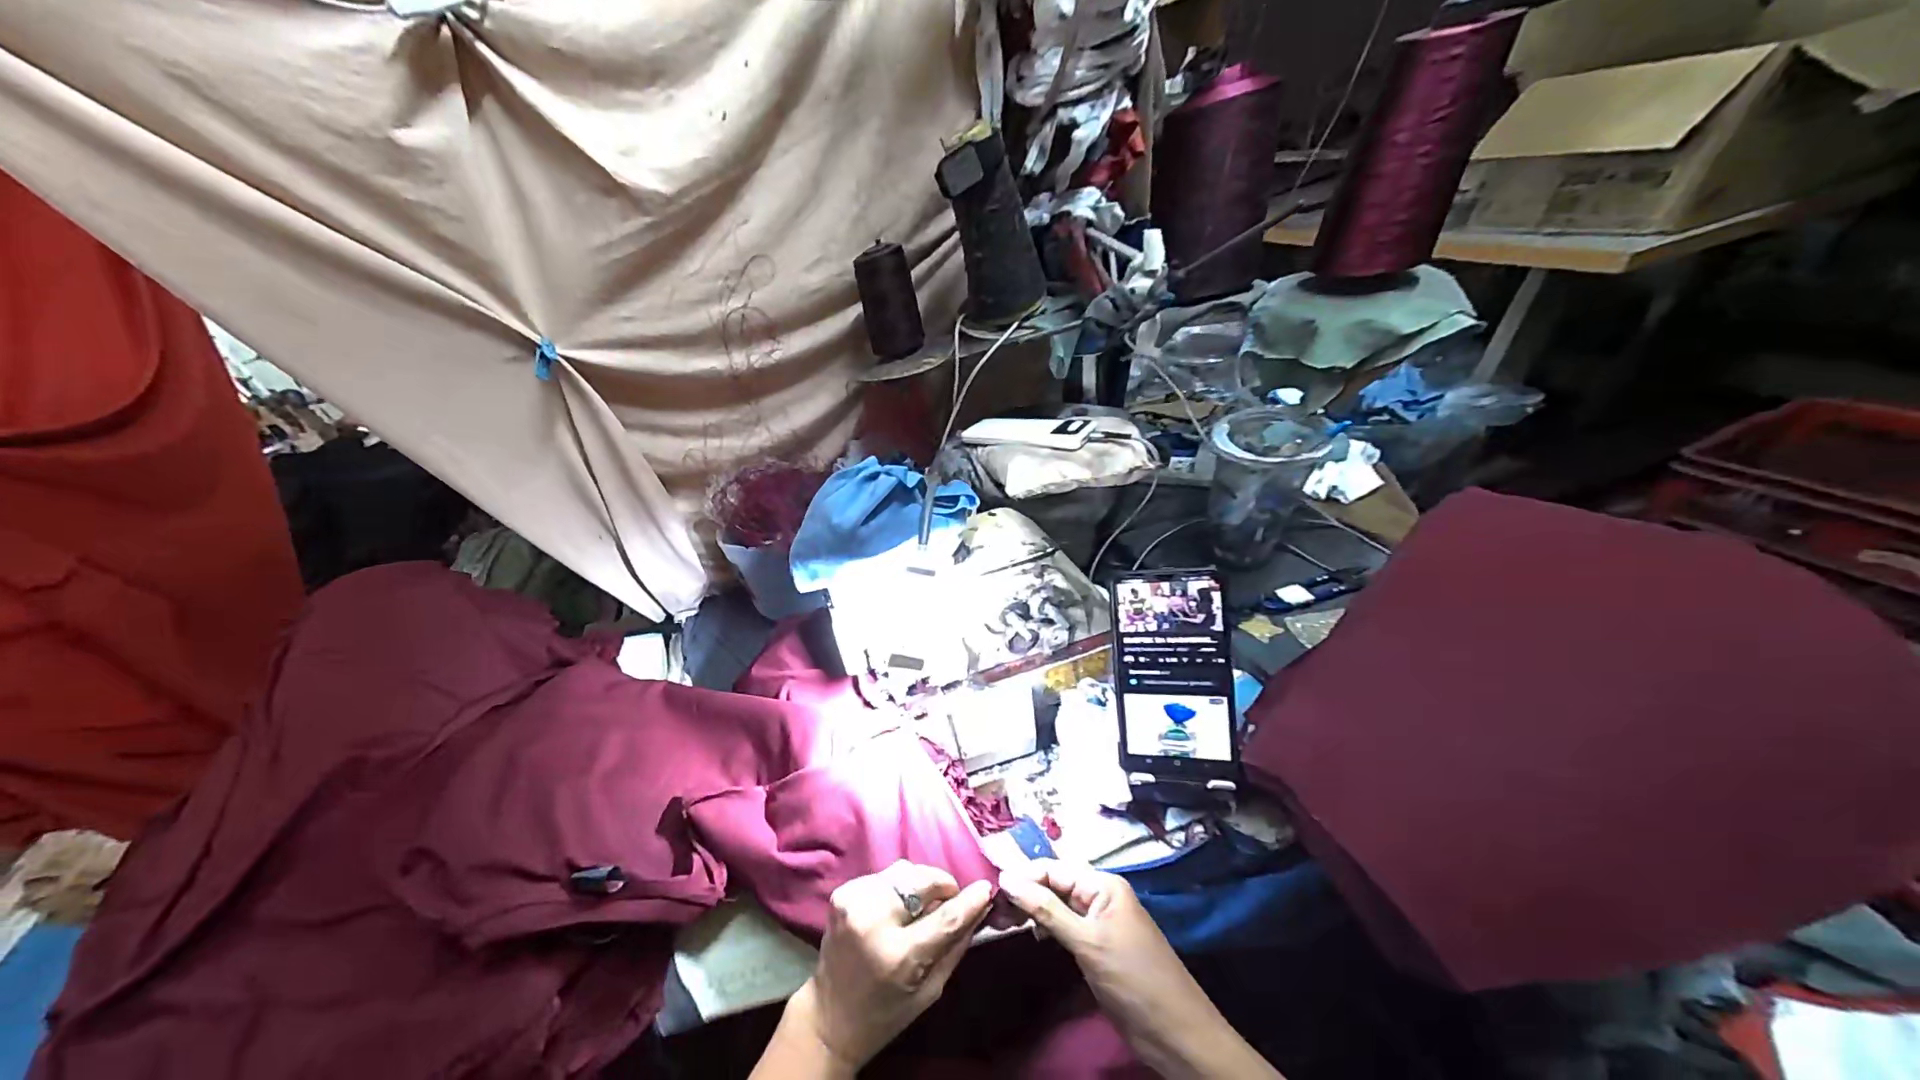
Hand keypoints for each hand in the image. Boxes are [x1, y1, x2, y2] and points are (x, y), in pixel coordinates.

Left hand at [761, 861, 993, 1077]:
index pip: (945, 917)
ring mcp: (854, 902)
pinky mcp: (842, 893)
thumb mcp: (930, 990)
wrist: (829, 1017)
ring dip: (918, 885)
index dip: (970, 900)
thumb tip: (980, 907)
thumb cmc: (886, 1012)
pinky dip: (897, 887)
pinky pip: (884, 875)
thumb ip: (955, 944)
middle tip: (947, 901)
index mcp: (897, 955)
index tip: (986, 888)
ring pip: (904, 871)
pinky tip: (895, 908)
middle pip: (922, 880)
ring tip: (918, 908)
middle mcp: (873, 921)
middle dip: (941, 886)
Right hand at [998, 859, 1280, 1079]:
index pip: (1053, 868)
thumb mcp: (1086, 942)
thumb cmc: (1133, 979)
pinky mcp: (1097, 945)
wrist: (1175, 1032)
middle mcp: (1100, 896)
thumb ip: (1046, 909)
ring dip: (1032, 910)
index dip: (1022, 876)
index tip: (991, 891)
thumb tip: (1007, 878)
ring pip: (1057, 906)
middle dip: (1024, 893)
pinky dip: (1045, 928)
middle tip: (994, 911)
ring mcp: (1099, 921)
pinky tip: (1029, 935)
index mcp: (1103, 884)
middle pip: (1053, 884)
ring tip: (1003, 921)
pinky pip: (1065, 926)